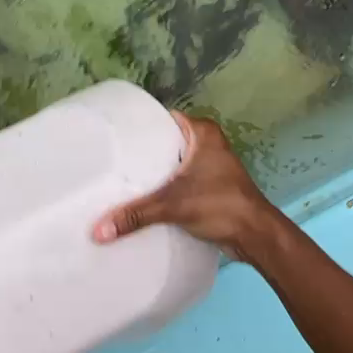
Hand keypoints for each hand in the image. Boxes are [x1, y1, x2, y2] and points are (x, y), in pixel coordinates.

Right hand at [92, 111, 287, 264]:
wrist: (254, 234)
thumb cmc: (219, 204)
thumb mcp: (173, 205)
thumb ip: (136, 215)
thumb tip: (98, 231)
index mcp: (202, 132)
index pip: (164, 119)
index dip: (141, 126)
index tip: (114, 138)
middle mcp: (207, 143)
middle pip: (167, 142)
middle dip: (144, 153)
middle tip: (113, 162)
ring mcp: (210, 164)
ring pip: (175, 163)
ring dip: (156, 173)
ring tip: (123, 181)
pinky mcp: (210, 185)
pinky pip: (181, 180)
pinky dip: (166, 188)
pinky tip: (144, 200)